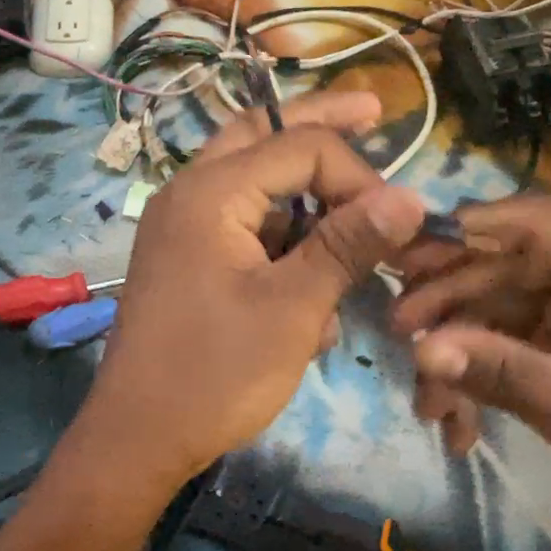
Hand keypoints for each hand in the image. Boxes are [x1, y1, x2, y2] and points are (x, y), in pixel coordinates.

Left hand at [76, 92, 426, 487]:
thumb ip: (348, 245)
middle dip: (321, 127)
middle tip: (374, 113)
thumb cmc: (216, 373)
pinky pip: (241, 231)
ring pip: (254, 187)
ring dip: (305, 203)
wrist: (140, 437)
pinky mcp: (184, 263)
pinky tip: (314, 294)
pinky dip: (279, 244)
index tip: (398, 222)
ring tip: (354, 234)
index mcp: (211, 192)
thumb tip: (411, 196)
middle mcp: (189, 194)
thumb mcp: (294, 308)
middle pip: (264, 137)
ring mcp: (181, 229)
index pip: (301, 146)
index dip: (358, 174)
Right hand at [390, 194, 550, 527]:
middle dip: (453, 297)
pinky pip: (523, 337)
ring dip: (464, 343)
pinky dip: (488, 367)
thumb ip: (499, 372)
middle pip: (513, 263)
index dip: (469, 228)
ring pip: (509, 305)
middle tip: (397, 327)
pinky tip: (457, 413)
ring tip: (425, 395)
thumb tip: (420, 350)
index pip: (539, 222)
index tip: (407, 250)